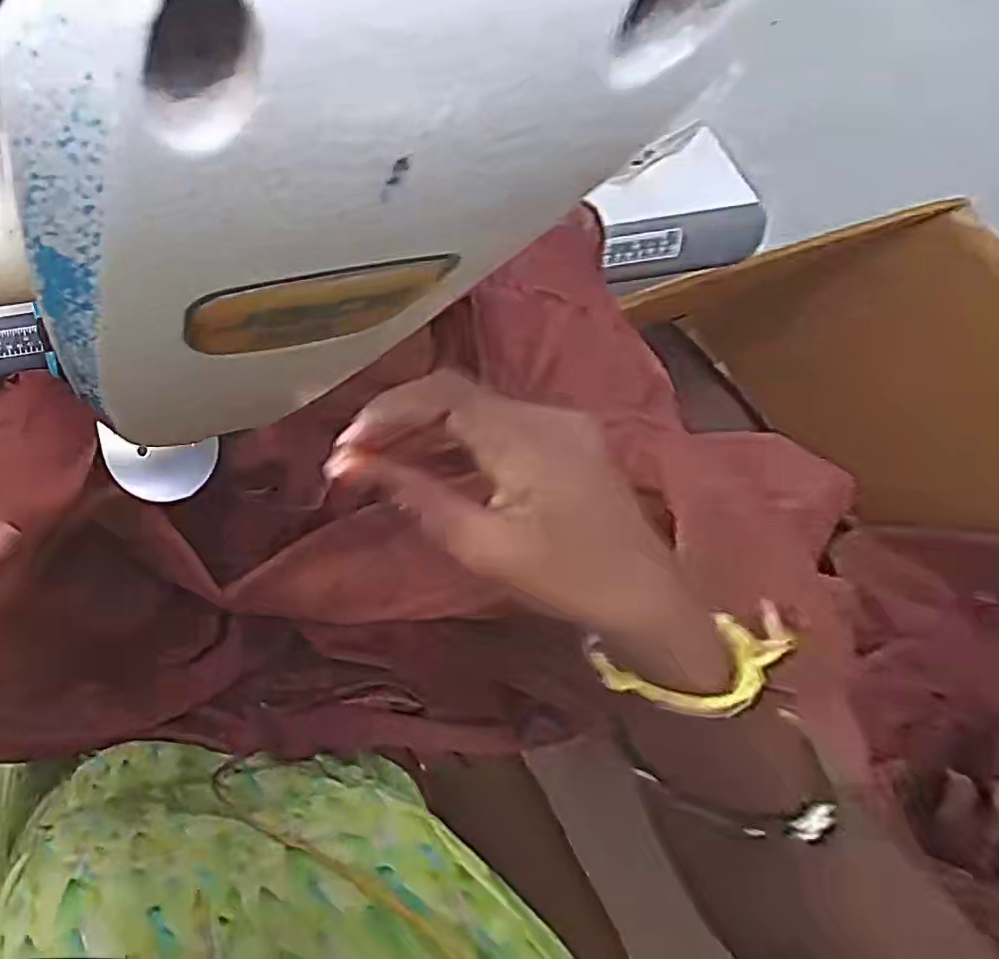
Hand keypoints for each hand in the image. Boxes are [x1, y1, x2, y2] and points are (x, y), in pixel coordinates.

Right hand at [325, 370, 729, 689]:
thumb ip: (411, 493)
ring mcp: (554, 422)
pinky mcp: (555, 437)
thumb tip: (348, 465)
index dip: (385, 411)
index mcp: (529, 437)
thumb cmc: (565, 579)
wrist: (651, 604)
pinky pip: (484, 422)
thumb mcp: (478, 543)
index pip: (441, 395)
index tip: (347, 444)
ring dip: (413, 428)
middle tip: (351, 453)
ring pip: (463, 405)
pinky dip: (442, 437)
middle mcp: (543, 415)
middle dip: (392, 418)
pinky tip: (414, 460)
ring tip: (370, 459)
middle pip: (449, 393)